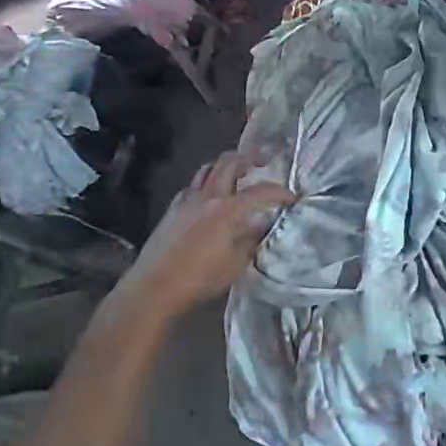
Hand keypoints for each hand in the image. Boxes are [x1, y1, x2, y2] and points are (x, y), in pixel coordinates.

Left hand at [123, 152, 294, 316]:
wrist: (153, 288)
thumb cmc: (199, 278)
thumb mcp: (235, 263)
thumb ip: (251, 238)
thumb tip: (262, 222)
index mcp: (228, 209)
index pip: (261, 191)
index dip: (280, 192)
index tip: (292, 198)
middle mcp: (207, 197)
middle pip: (229, 162)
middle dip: (249, 158)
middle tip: (262, 163)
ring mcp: (186, 200)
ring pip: (207, 169)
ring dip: (225, 166)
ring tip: (236, 175)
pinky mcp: (172, 210)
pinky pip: (191, 186)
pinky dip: (205, 184)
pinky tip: (208, 198)